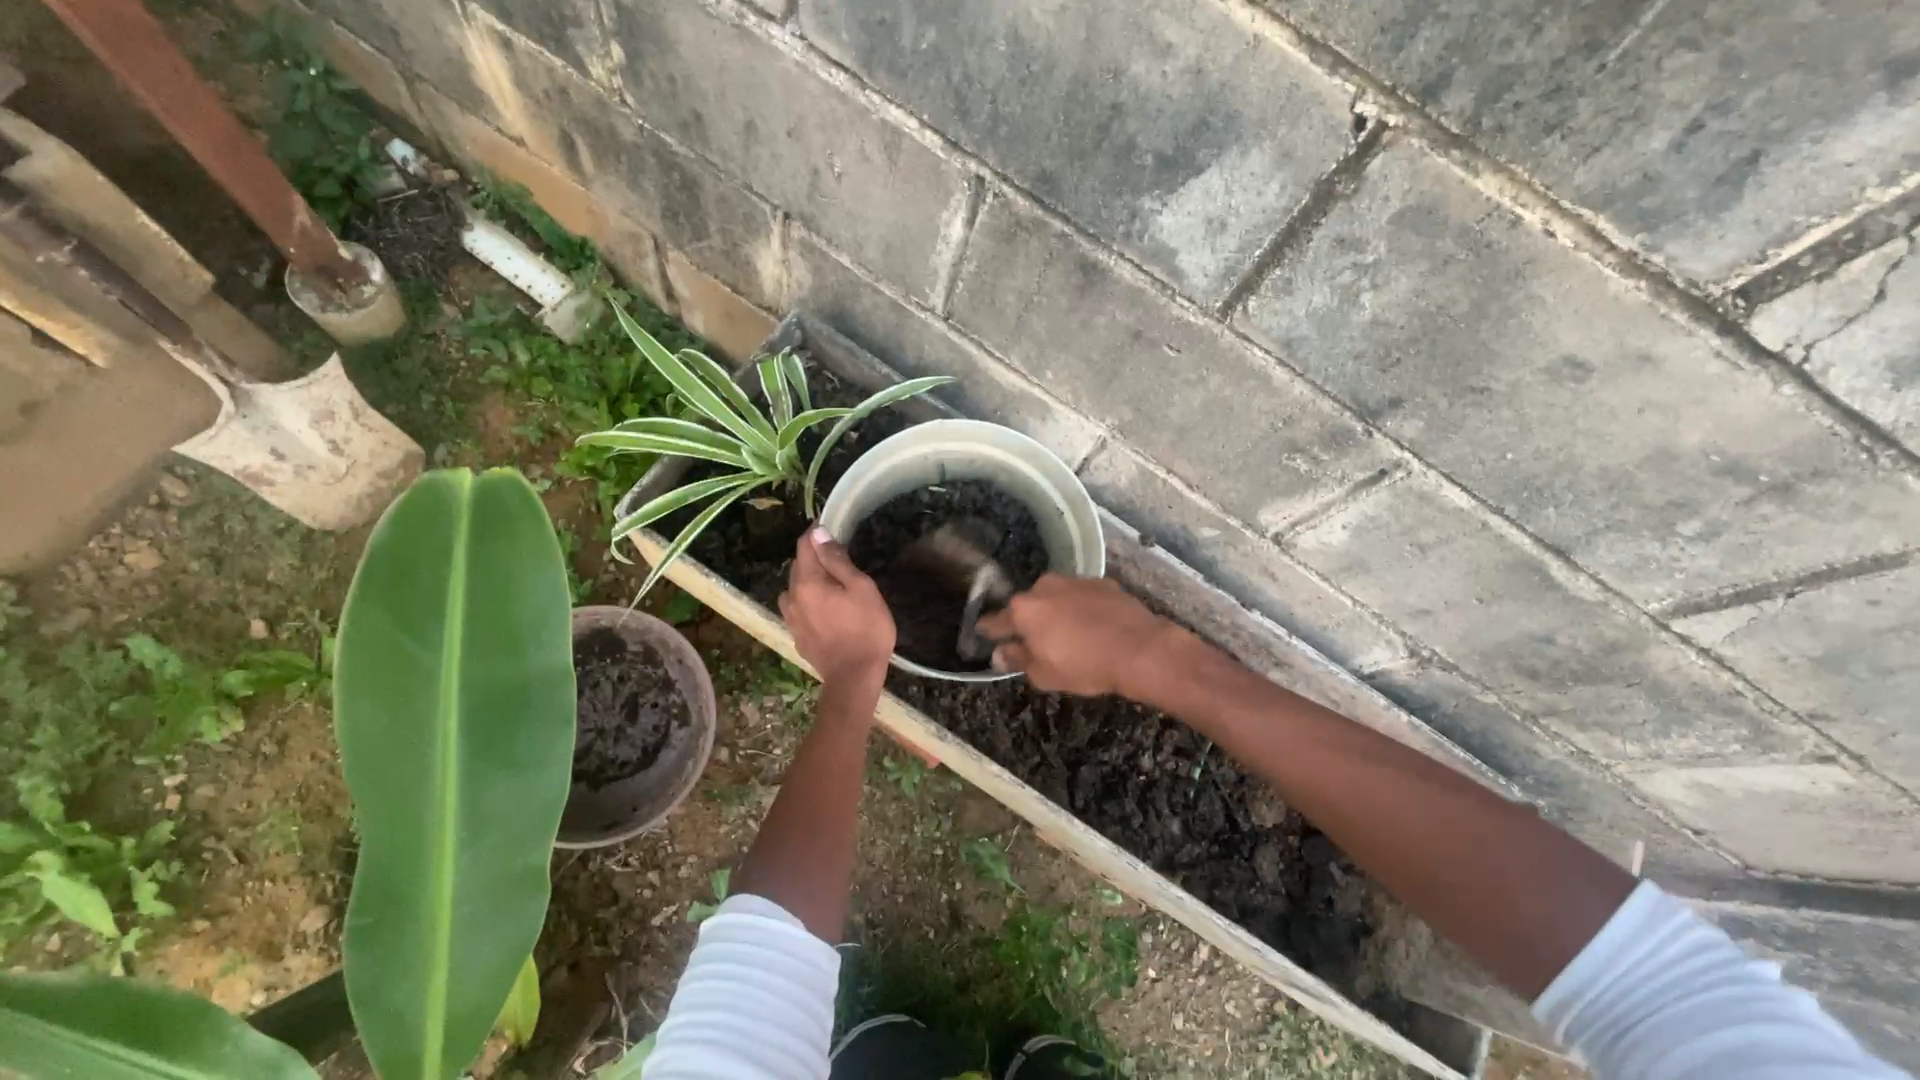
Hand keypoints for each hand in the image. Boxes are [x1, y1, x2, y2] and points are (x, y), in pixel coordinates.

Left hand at [779, 526, 895, 687]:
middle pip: (797, 566)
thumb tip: (819, 534)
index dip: (816, 531)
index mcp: (807, 581)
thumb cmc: (866, 629)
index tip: (831, 524)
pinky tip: (824, 610)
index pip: (804, 545)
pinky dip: (808, 602)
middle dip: (813, 556)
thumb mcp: (861, 588)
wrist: (854, 678)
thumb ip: (837, 560)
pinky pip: (798, 609)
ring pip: (794, 589)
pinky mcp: (797, 637)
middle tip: (837, 554)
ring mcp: (791, 619)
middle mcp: (792, 597)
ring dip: (808, 580)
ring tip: (829, 584)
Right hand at [974, 574, 1174, 696]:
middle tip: (1036, 642)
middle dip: (1029, 621)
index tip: (983, 633)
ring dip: (1056, 612)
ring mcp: (1075, 581)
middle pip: (1028, 606)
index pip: (996, 621)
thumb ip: (1017, 660)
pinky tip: (1092, 626)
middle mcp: (1045, 587)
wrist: (1140, 648)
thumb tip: (999, 653)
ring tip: (1068, 635)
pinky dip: (1081, 608)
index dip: (989, 630)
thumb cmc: (1085, 665)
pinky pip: (1081, 596)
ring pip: (1056, 597)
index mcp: (1024, 609)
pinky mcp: (1102, 582)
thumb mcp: (1044, 674)